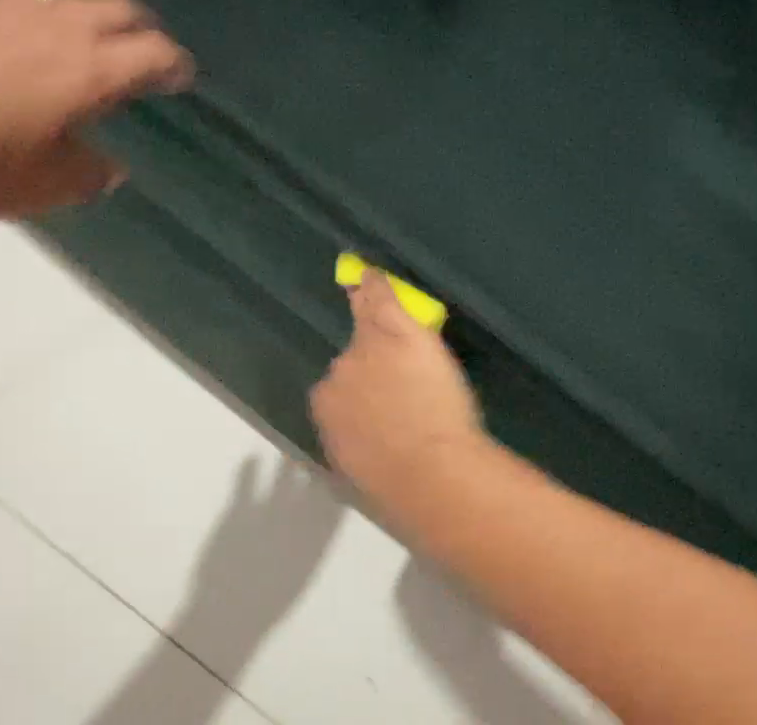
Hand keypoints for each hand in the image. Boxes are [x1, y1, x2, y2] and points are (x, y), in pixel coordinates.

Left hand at [0, 0, 193, 217]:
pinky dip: (39, 18)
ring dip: (93, 17)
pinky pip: (18, 0)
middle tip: (143, 55)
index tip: (180, 78)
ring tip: (83, 46)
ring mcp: (0, 6)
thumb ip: (84, 176)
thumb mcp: (30, 190)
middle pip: (121, 9)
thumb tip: (109, 165)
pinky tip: (11, 49)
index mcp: (86, 71)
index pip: (153, 54)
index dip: (174, 65)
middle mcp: (55, 27)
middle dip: (144, 30)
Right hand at [311, 269, 492, 513]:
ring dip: (379, 329)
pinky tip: (370, 272)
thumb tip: (364, 444)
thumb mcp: (363, 469)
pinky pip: (379, 298)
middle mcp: (339, 375)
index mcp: (327, 412)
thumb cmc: (401, 483)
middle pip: (354, 361)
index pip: (337, 391)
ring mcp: (367, 349)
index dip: (361, 393)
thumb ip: (356, 443)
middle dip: (375, 370)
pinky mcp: (397, 332)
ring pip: (369, 328)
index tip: (377, 399)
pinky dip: (375, 284)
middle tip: (403, 385)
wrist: (429, 468)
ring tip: (388, 324)